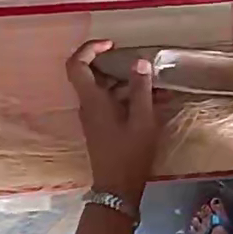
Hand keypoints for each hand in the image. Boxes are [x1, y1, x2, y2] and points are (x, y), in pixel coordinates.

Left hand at [66, 39, 158, 205]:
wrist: (117, 189)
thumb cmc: (129, 154)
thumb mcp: (142, 120)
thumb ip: (140, 89)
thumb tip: (140, 62)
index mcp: (92, 100)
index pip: (76, 64)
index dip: (90, 48)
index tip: (112, 44)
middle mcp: (88, 106)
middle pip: (92, 75)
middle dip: (114, 64)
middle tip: (137, 61)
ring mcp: (94, 118)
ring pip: (105, 90)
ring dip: (127, 83)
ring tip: (156, 84)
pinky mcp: (102, 128)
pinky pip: (112, 104)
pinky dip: (129, 99)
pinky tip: (154, 102)